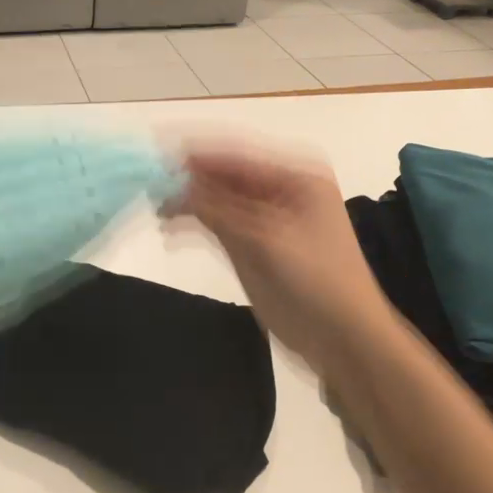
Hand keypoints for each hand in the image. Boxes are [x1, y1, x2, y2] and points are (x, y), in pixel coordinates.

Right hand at [169, 141, 393, 366]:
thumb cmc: (316, 283)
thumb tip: (171, 181)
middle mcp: (278, 186)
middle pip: (222, 172)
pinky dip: (194, 220)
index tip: (153, 153)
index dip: (193, 152)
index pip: (234, 153)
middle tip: (146, 185)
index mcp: (295, 173)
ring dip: (187, 200)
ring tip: (156, 209)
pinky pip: (217, 219)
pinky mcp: (252, 241)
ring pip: (216, 195)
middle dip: (186, 177)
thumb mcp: (264, 240)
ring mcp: (264, 214)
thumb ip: (217, 208)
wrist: (345, 340)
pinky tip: (170, 228)